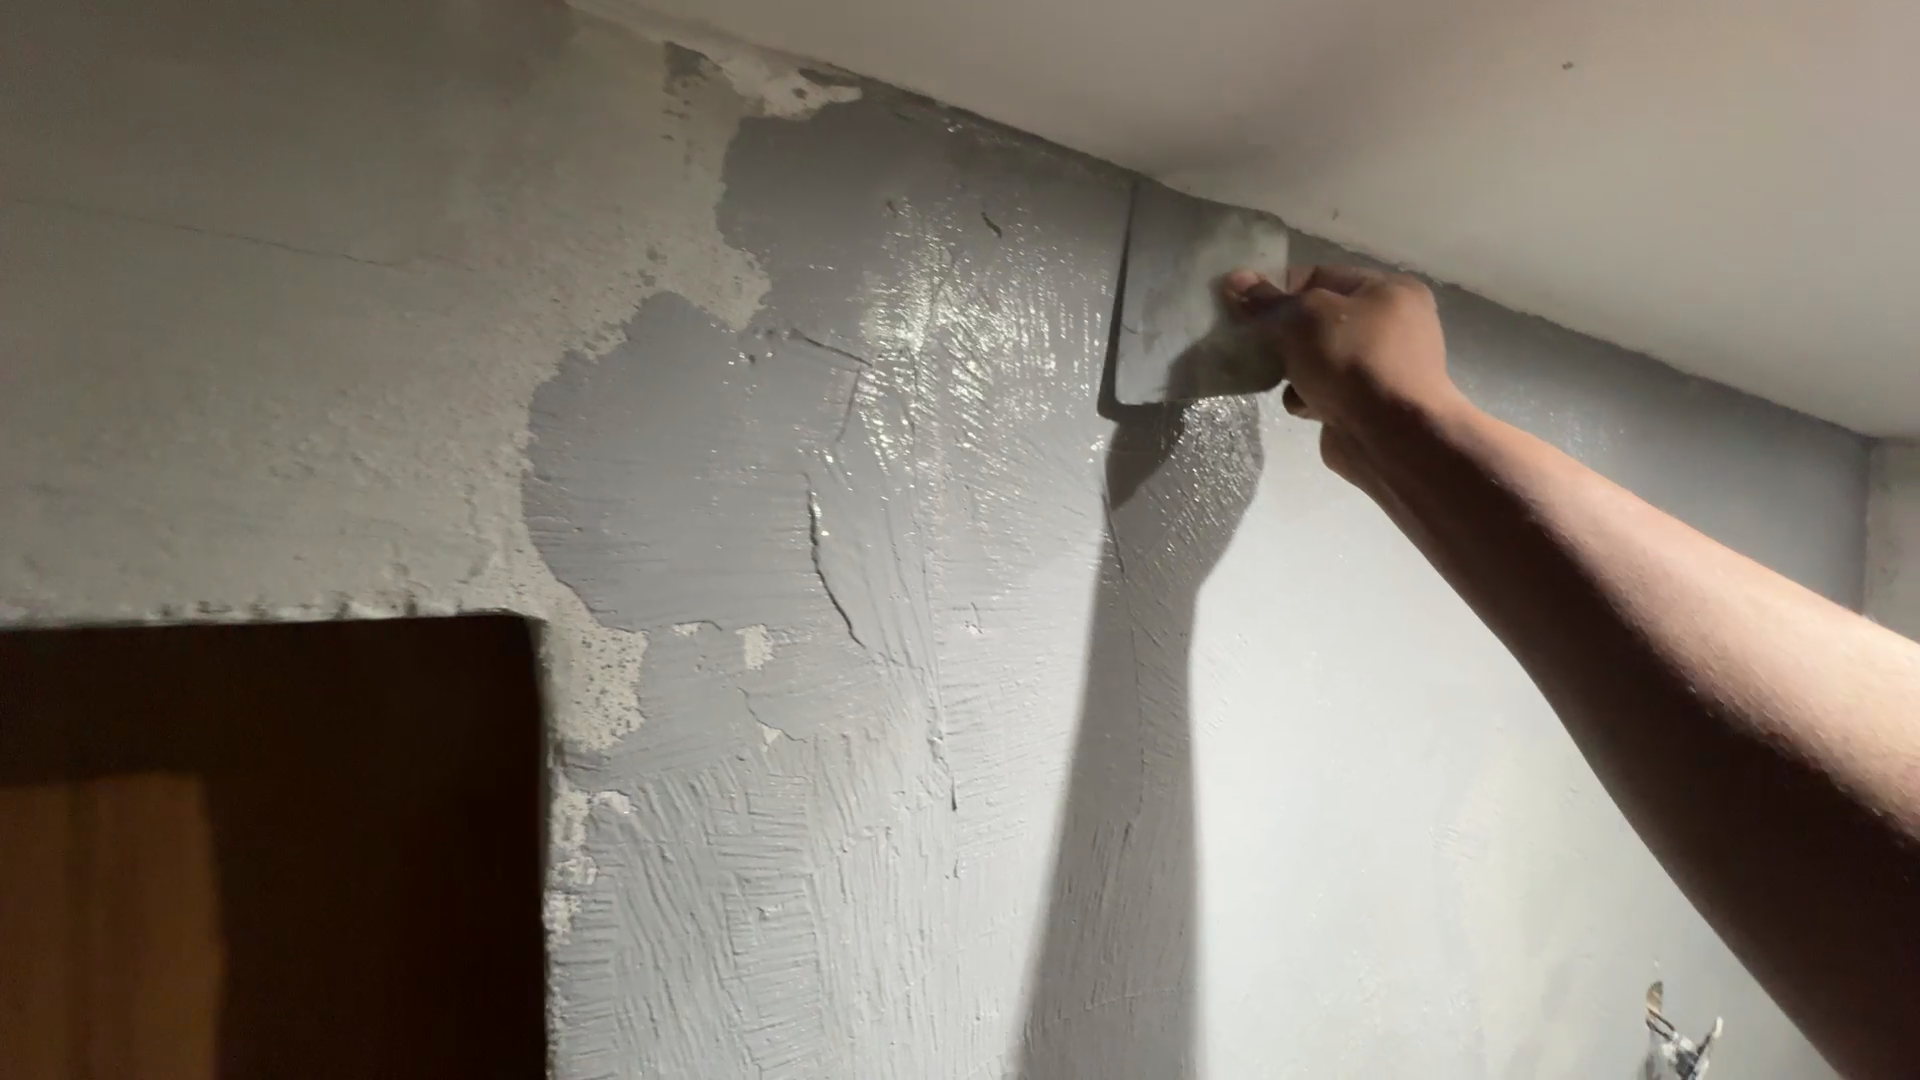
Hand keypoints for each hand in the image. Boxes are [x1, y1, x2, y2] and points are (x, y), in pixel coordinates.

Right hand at [1222, 266, 1465, 481]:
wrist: (1391, 436)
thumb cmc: (1353, 363)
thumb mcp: (1303, 321)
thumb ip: (1267, 302)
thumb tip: (1233, 280)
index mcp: (1386, 290)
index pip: (1320, 276)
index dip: (1278, 288)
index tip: (1242, 306)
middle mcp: (1390, 324)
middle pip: (1316, 319)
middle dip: (1282, 334)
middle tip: (1250, 343)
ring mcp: (1379, 366)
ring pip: (1315, 357)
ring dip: (1291, 369)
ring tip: (1277, 378)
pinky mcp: (1365, 402)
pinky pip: (1323, 389)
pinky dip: (1306, 396)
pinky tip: (1302, 405)